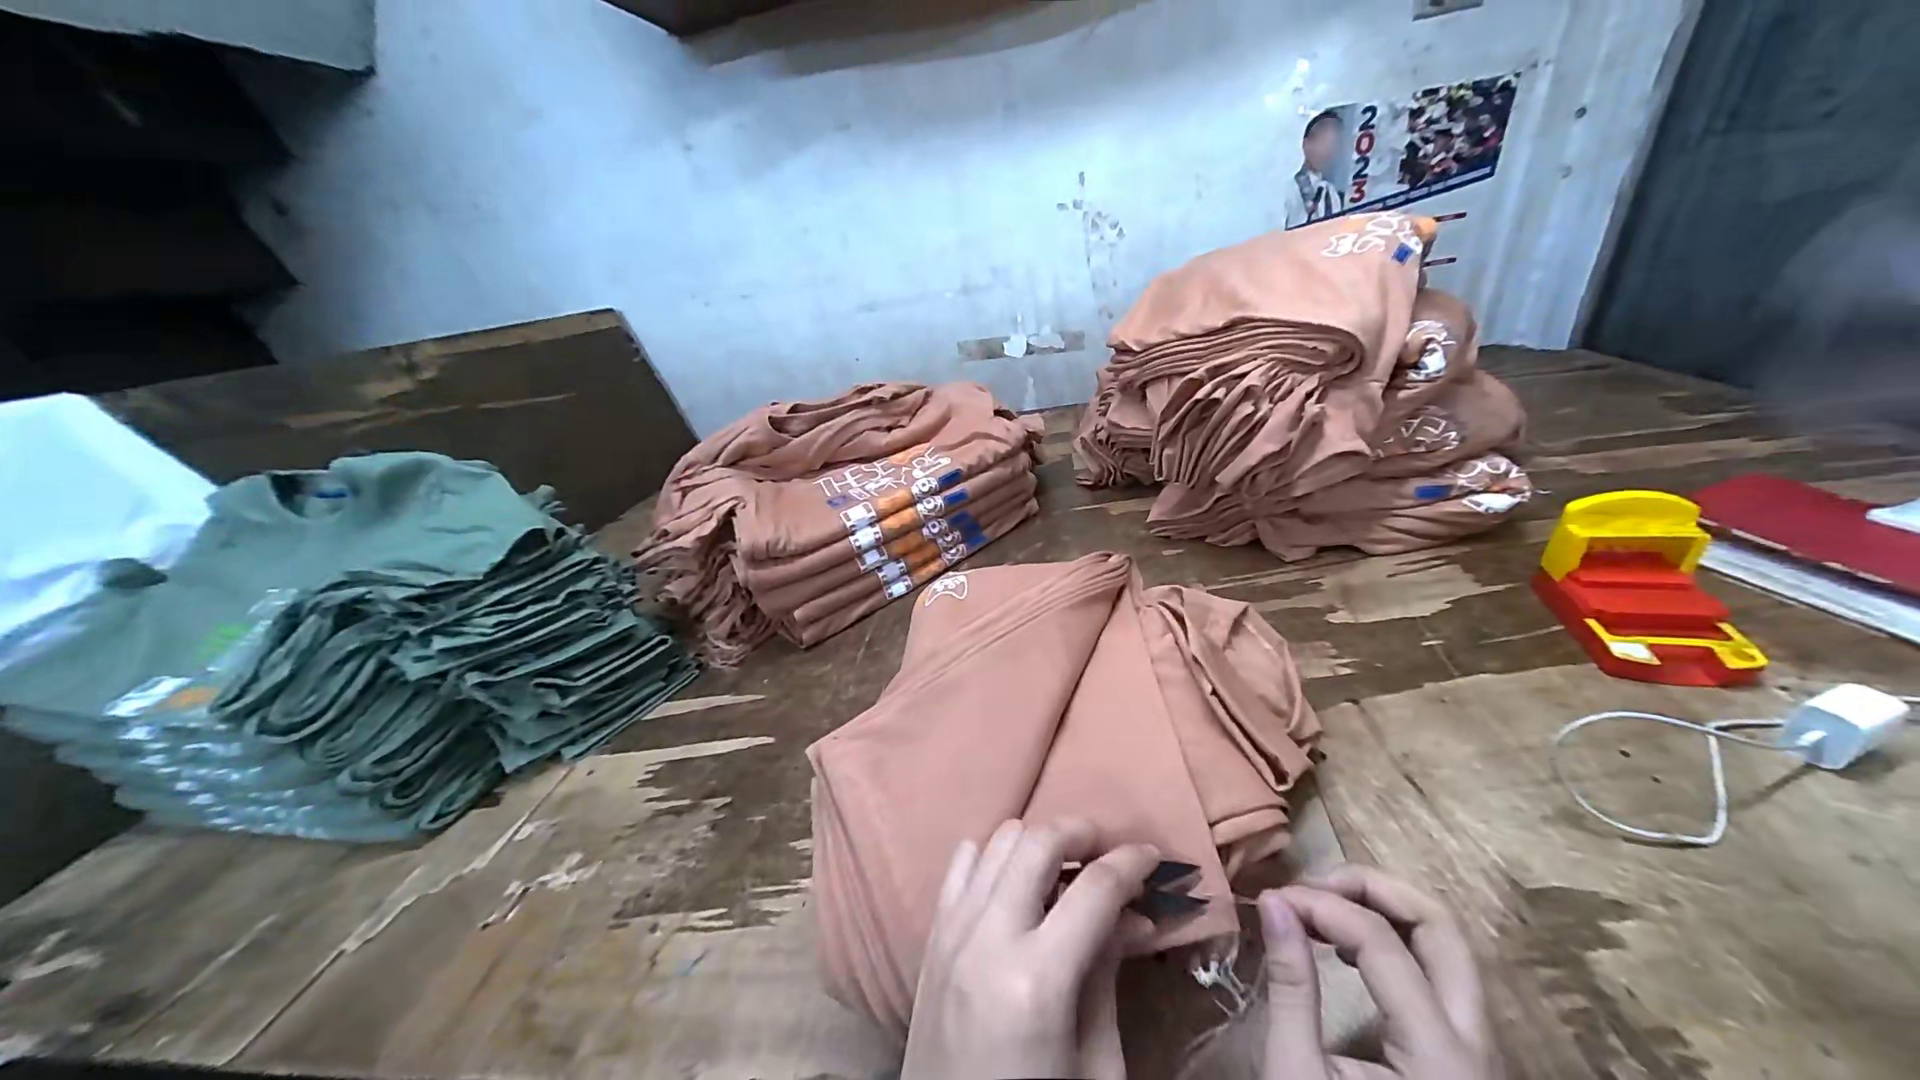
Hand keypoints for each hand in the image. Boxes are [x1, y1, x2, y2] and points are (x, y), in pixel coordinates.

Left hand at [903, 818, 1159, 1079]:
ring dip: (1038, 841)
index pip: (1094, 890)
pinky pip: (960, 864)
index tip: (1153, 856)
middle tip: (1110, 853)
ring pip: (997, 840)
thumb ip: (1107, 975)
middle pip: (1038, 842)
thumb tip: (1134, 916)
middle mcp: (987, 937)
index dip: (1131, 863)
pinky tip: (1015, 881)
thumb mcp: (1094, 1064)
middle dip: (1082, 833)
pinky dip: (992, 855)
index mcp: (1036, 979)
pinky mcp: (931, 935)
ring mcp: (952, 930)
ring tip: (1067, 869)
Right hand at [1259, 865, 1497, 1079]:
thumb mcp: (1297, 1073)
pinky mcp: (1465, 1054)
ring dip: (1386, 909)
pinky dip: (1394, 938)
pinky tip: (1348, 946)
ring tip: (1325, 907)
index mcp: (1441, 1058)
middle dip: (1373, 888)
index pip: (1381, 943)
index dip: (1322, 906)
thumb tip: (1273, 903)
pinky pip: (1441, 971)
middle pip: (1444, 928)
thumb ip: (1291, 985)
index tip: (1271, 900)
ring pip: (1450, 945)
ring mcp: (1480, 1050)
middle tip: (1313, 885)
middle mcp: (1478, 1046)